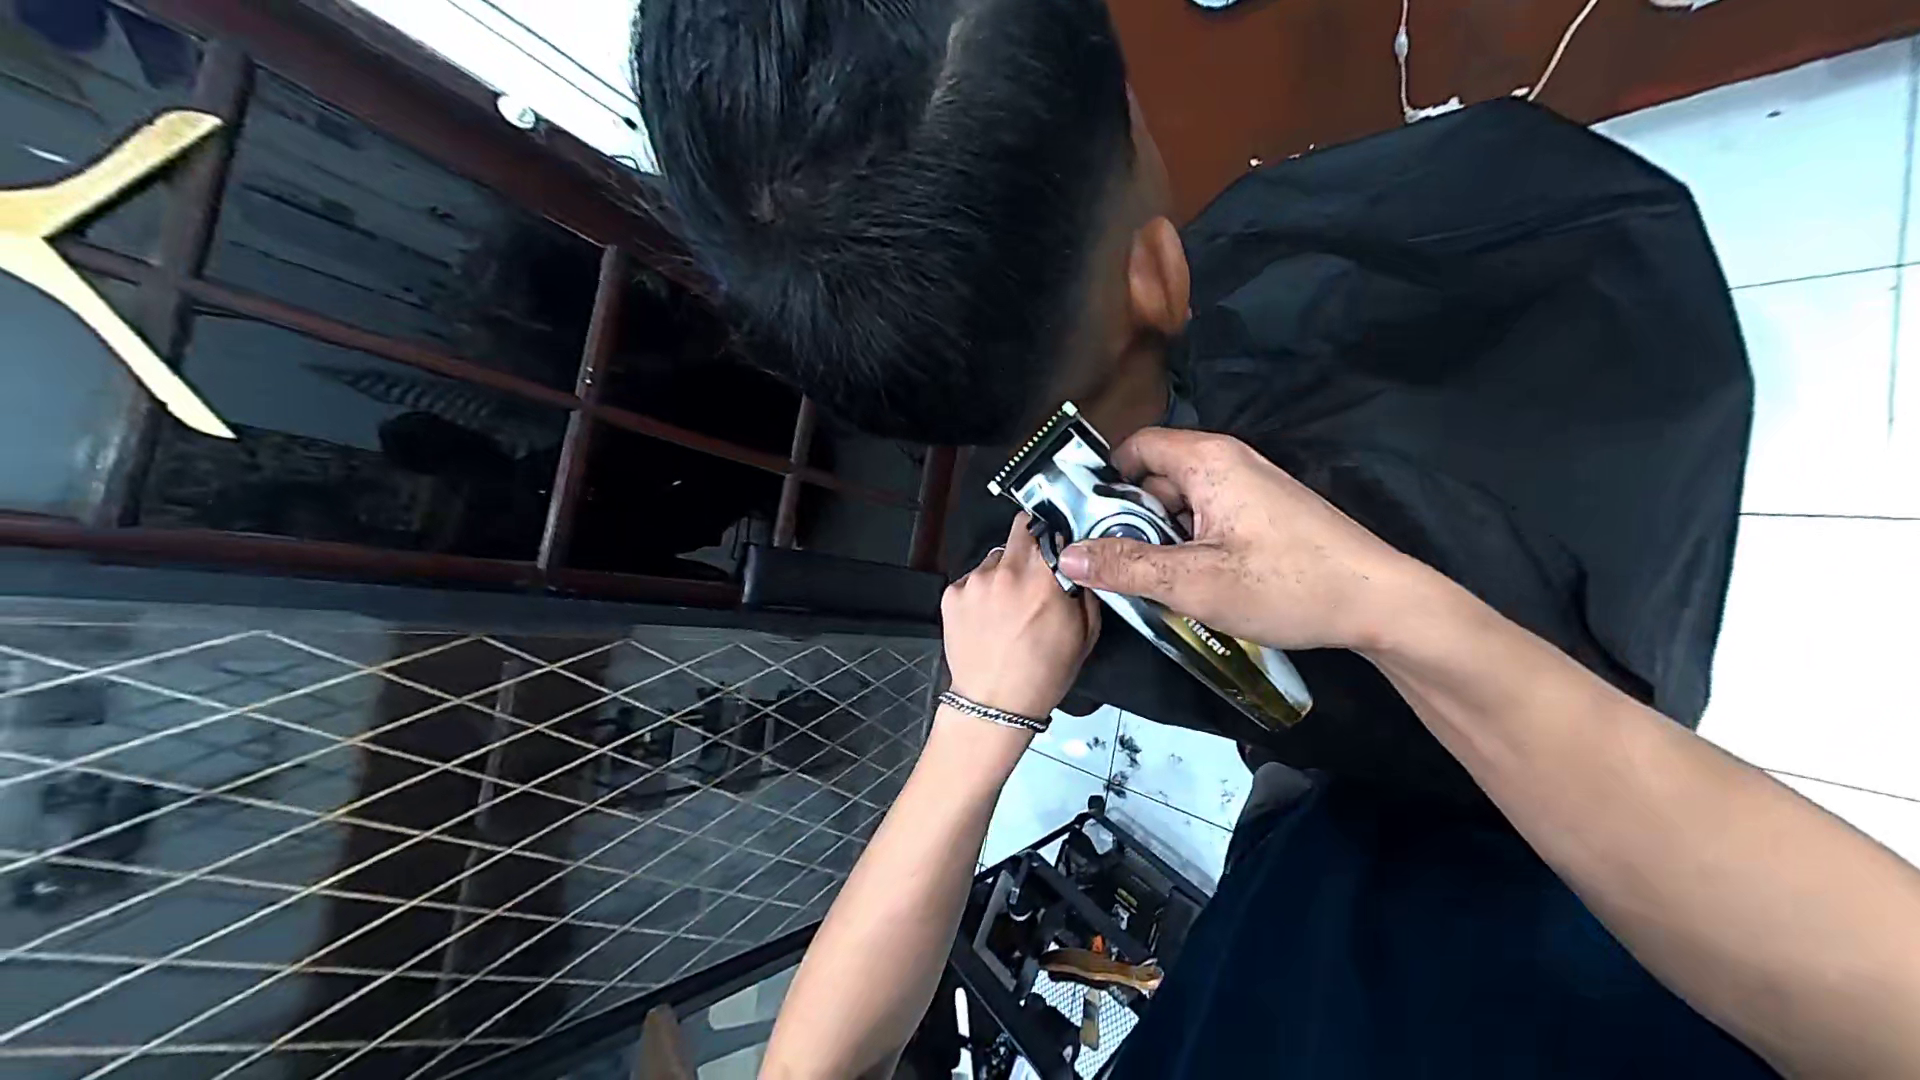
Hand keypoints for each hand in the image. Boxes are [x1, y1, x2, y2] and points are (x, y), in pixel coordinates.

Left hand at [942, 513, 1101, 718]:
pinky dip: (981, 593)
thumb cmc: (1039, 675)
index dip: (1051, 532)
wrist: (994, 703)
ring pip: (994, 560)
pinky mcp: (952, 594)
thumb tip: (1078, 565)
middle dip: (1029, 550)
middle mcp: (1005, 572)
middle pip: (1018, 534)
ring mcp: (974, 582)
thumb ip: (1085, 589)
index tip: (1055, 543)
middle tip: (1034, 579)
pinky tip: (989, 619)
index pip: (1044, 524)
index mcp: (1042, 577)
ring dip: (1004, 575)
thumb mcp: (1085, 633)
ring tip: (1009, 610)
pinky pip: (972, 580)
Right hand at [1056, 428, 1424, 652]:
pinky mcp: (1261, 514)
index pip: (1135, 447)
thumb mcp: (1193, 582)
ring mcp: (1248, 488)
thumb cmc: (1287, 585)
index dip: (1105, 480)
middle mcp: (1227, 463)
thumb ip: (1125, 566)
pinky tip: (1187, 581)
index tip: (1085, 522)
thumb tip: (1068, 555)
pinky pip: (1205, 519)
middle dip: (1129, 519)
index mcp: (1208, 461)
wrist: (1382, 604)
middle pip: (1154, 478)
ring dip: (1158, 537)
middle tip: (1113, 563)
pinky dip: (1186, 544)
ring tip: (1148, 580)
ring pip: (1179, 504)